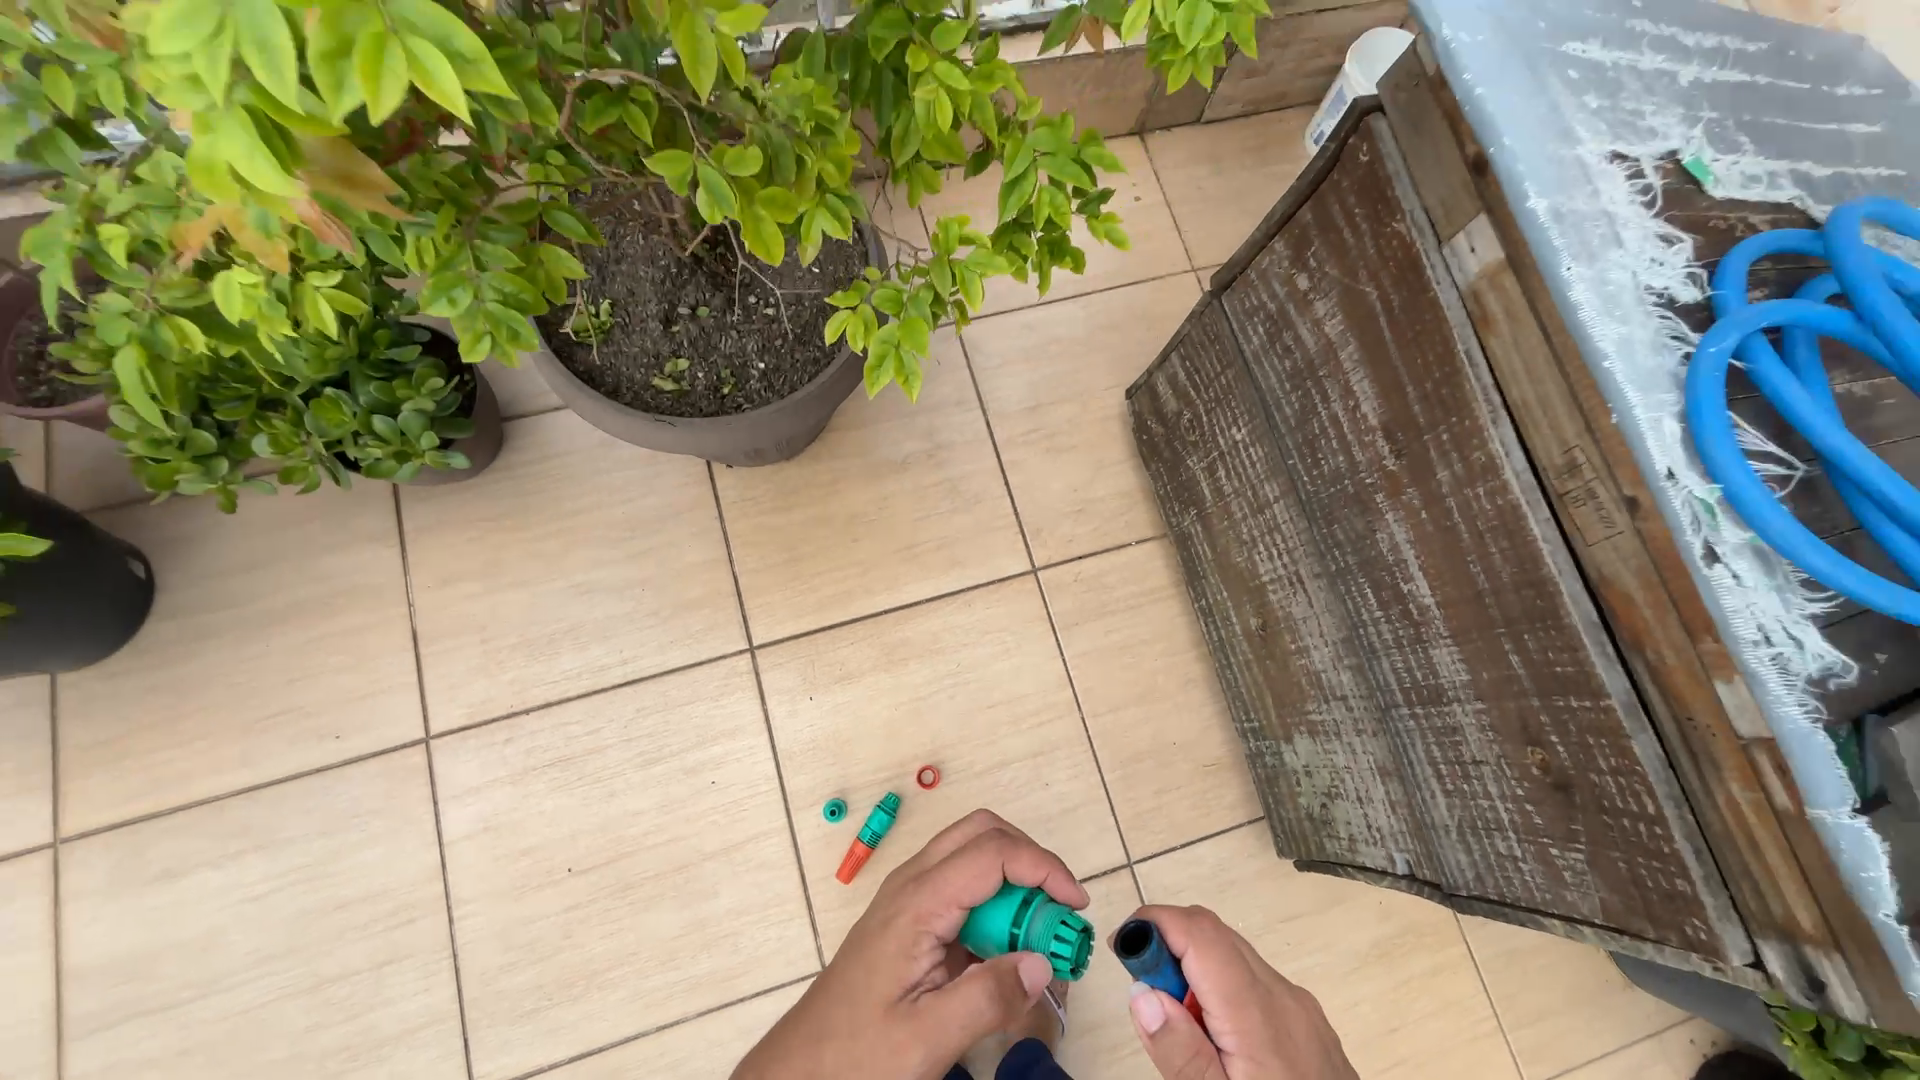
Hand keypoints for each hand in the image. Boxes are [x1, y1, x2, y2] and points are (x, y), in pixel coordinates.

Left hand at [734, 810, 1089, 1079]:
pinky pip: (962, 887)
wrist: (801, 1066)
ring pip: (972, 854)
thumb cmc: (855, 1053)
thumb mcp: (925, 1039)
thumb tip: (1041, 963)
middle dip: (1029, 860)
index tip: (1076, 904)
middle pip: (982, 832)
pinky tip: (1004, 952)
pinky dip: (995, 904)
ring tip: (1038, 936)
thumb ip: (987, 998)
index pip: (992, 851)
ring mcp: (909, 896)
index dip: (1042, 867)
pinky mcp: (911, 917)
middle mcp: (912, 883)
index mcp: (917, 902)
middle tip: (1058, 910)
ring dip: (1013, 881)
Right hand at [1123, 904, 1356, 1079]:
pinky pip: (1254, 982)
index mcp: (1259, 1013)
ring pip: (1233, 956)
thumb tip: (1142, 993)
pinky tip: (1216, 1044)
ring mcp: (1302, 1008)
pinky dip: (1219, 989)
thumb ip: (1182, 1055)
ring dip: (1192, 969)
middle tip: (1144, 997)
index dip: (1154, 924)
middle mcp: (1284, 995)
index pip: (1200, 932)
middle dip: (1168, 946)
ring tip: (1181, 1031)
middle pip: (1214, 935)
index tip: (1121, 951)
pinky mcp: (1310, 1024)